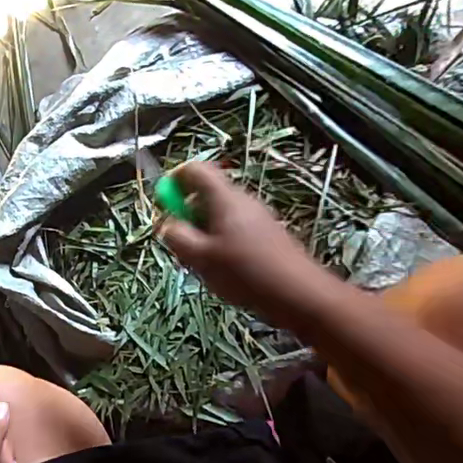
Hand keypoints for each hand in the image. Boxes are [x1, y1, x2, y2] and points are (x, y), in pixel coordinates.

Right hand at [157, 161, 334, 323]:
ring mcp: (256, 216)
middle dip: (187, 216)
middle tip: (183, 245)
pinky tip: (225, 270)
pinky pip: (233, 229)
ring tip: (204, 263)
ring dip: (202, 233)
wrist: (298, 293)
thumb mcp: (199, 257)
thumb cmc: (244, 272)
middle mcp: (242, 200)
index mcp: (223, 199)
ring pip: (218, 215)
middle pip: (205, 195)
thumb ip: (176, 236)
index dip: (174, 181)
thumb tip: (166, 223)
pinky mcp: (266, 233)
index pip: (195, 170)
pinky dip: (220, 243)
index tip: (165, 206)